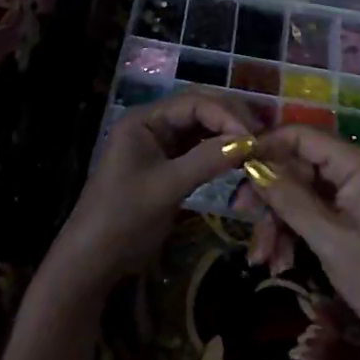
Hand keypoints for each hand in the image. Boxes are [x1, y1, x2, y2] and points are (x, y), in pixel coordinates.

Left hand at [47, 92, 260, 294]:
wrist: (96, 256)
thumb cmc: (124, 216)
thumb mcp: (166, 187)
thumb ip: (206, 161)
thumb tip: (249, 142)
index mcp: (144, 119)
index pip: (193, 102)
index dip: (226, 114)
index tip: (254, 137)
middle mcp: (152, 125)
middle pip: (199, 110)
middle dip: (230, 120)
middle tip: (264, 139)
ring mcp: (160, 145)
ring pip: (202, 130)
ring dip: (228, 136)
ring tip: (258, 148)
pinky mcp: (167, 166)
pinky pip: (198, 150)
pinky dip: (219, 153)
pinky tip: (240, 160)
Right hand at [243, 125, 359, 342]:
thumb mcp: (328, 239)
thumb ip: (290, 199)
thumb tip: (252, 168)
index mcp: (357, 167)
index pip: (302, 136)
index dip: (267, 145)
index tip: (237, 166)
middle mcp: (352, 172)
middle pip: (294, 166)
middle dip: (267, 193)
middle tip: (239, 213)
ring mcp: (348, 194)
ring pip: (295, 191)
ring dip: (274, 221)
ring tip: (261, 257)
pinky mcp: (343, 214)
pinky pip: (305, 211)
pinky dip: (288, 232)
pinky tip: (277, 261)